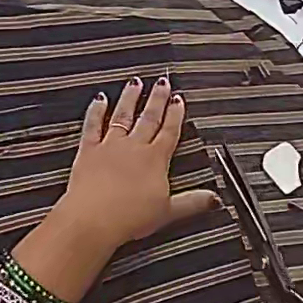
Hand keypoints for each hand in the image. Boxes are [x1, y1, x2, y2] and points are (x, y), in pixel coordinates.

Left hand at [59, 77, 219, 246]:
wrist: (93, 220)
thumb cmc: (129, 217)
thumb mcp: (168, 212)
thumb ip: (193, 202)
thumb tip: (214, 199)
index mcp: (155, 159)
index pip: (170, 130)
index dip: (176, 114)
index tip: (179, 100)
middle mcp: (134, 147)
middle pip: (149, 117)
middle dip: (157, 98)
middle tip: (162, 82)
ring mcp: (110, 146)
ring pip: (123, 115)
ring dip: (130, 98)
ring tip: (135, 82)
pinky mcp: (88, 151)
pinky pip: (93, 125)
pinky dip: (96, 110)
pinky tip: (99, 99)